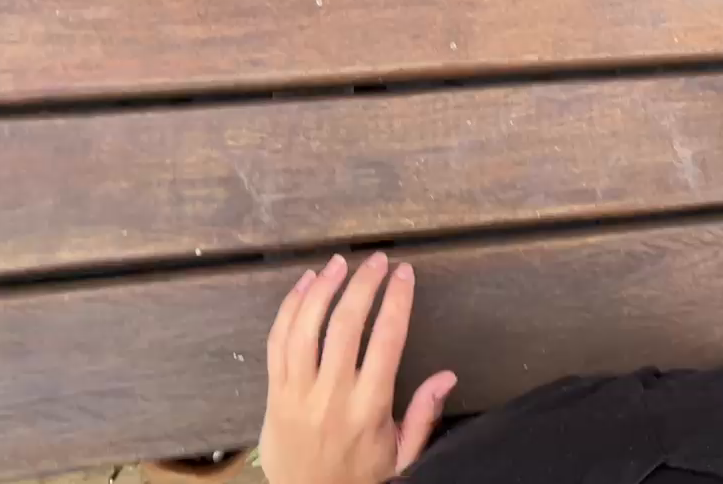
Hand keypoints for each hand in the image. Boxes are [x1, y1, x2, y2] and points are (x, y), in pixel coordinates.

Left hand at [260, 253, 457, 483]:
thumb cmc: (359, 477)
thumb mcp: (401, 457)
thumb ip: (424, 416)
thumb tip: (448, 375)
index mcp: (368, 408)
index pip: (386, 341)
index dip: (397, 300)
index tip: (405, 272)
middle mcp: (332, 395)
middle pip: (346, 325)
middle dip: (364, 284)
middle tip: (377, 260)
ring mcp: (298, 393)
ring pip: (307, 328)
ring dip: (324, 288)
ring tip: (340, 263)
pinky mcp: (274, 393)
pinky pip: (278, 342)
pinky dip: (290, 307)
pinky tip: (306, 283)